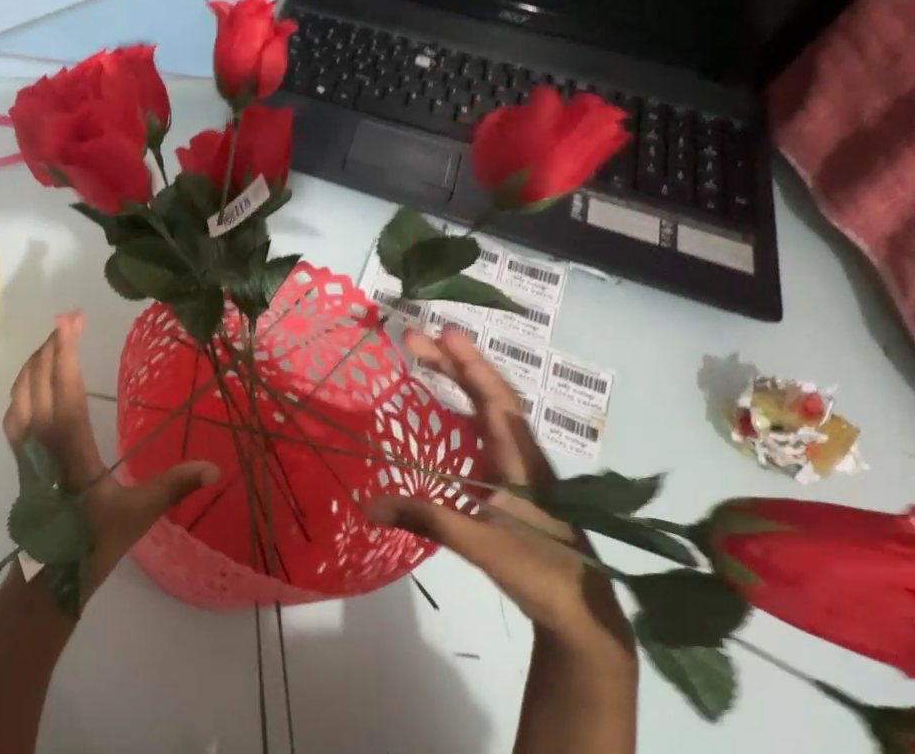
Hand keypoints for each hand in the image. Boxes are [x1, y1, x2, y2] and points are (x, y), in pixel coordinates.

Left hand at [3, 311, 219, 597]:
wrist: (48, 576)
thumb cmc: (93, 544)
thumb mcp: (137, 515)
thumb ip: (173, 487)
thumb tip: (214, 468)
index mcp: (69, 445)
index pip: (63, 386)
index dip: (65, 349)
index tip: (71, 319)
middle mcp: (40, 438)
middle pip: (38, 379)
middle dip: (53, 345)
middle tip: (72, 319)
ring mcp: (25, 447)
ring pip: (20, 392)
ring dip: (35, 362)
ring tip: (54, 343)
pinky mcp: (20, 458)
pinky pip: (14, 410)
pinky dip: (22, 386)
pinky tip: (32, 385)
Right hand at [368, 328, 629, 649]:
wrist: (583, 616)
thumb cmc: (542, 574)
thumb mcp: (482, 547)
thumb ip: (428, 521)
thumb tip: (368, 505)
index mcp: (523, 461)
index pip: (495, 400)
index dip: (470, 365)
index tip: (443, 333)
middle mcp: (523, 457)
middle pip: (490, 397)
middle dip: (455, 364)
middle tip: (414, 338)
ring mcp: (519, 471)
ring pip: (490, 413)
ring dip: (460, 383)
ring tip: (426, 360)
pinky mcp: (512, 487)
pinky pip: (485, 433)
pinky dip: (462, 410)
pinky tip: (444, 414)